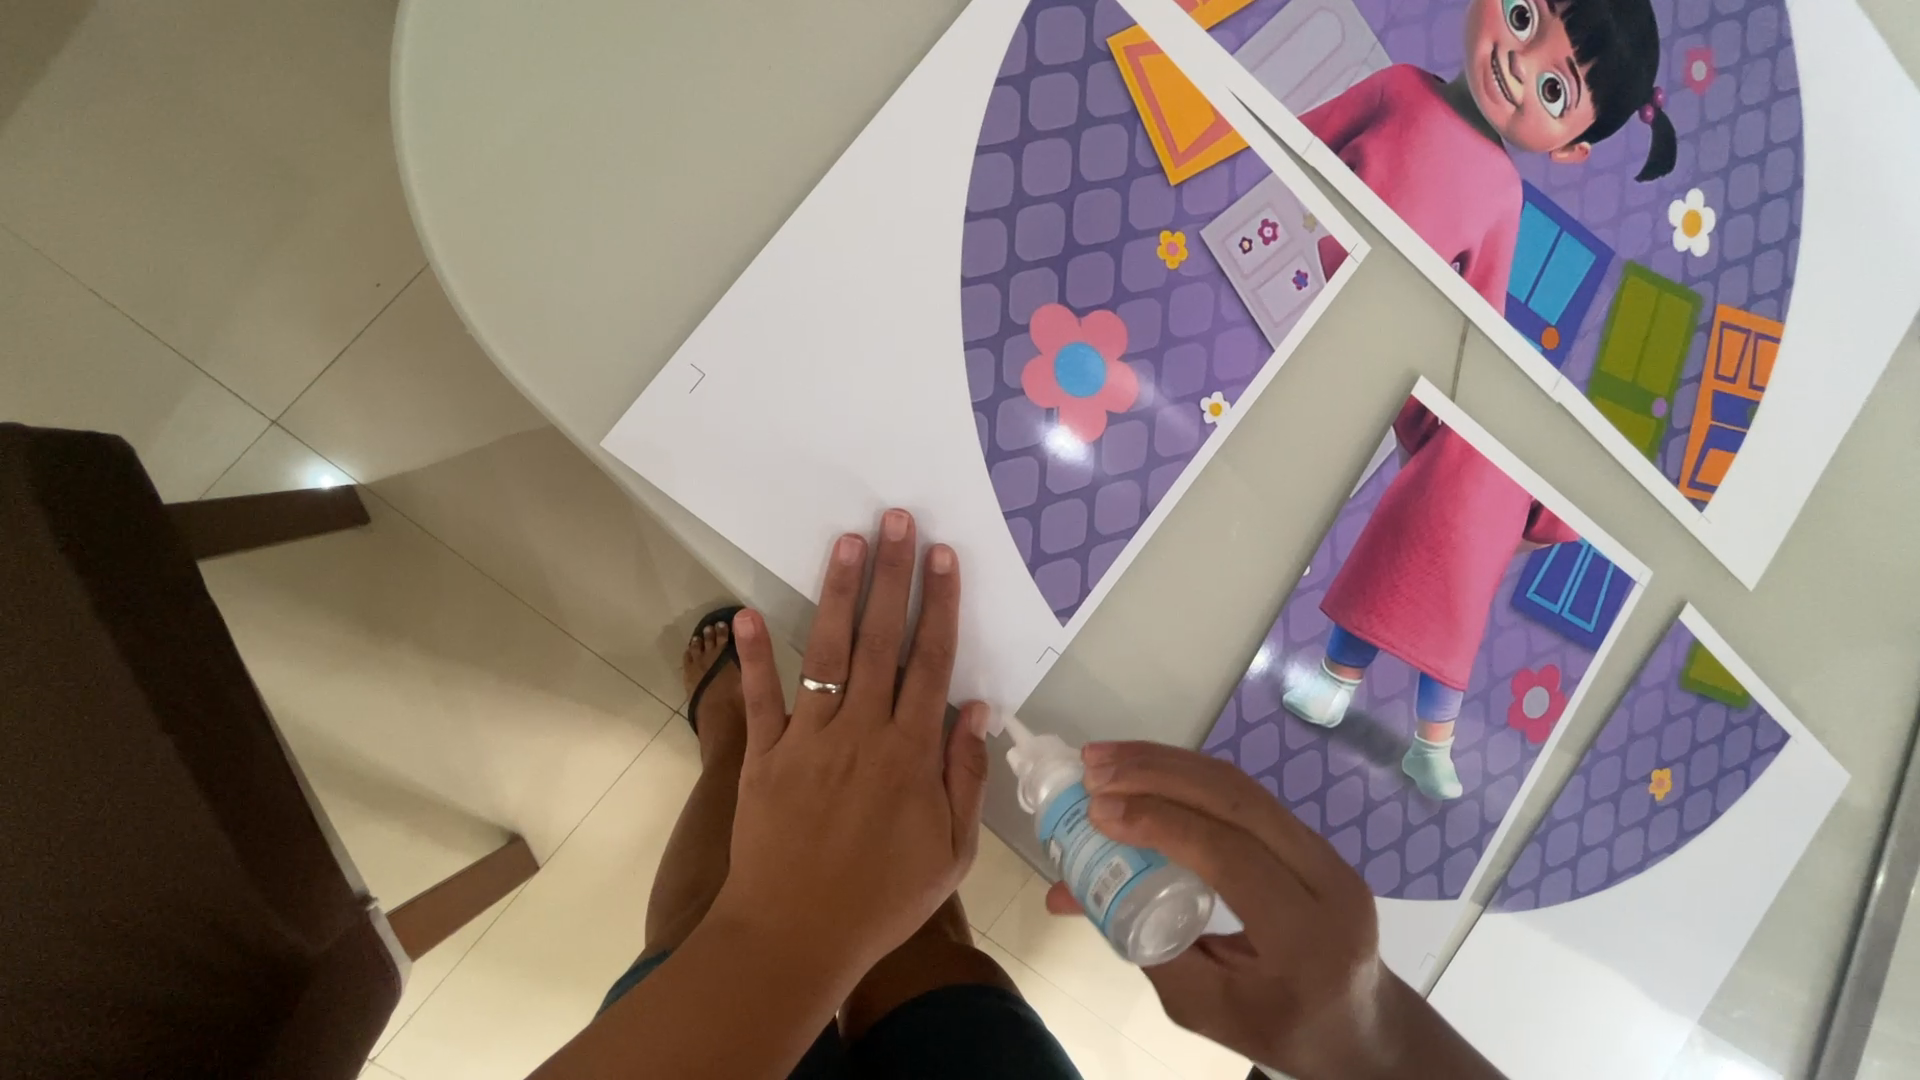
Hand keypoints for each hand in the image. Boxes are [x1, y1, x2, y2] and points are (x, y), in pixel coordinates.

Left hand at [715, 509, 990, 978]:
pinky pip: (760, 699)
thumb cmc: (882, 898)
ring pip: (829, 654)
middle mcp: (862, 731)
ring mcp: (809, 739)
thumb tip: (976, 708)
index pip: (931, 662)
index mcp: (910, 753)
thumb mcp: (951, 851)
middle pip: (883, 640)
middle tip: (897, 521)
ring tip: (848, 543)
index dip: (940, 605)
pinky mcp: (763, 755)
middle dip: (893, 576)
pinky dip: (753, 657)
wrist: (795, 939)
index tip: (944, 558)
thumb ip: (965, 776)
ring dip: (840, 595)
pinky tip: (747, 613)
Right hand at [1044, 742, 1501, 1079]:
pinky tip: (1142, 767)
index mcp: (1307, 938)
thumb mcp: (1206, 1007)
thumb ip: (1139, 943)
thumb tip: (1064, 891)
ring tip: (1104, 757)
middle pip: (1236, 800)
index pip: (1231, 857)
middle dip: (1156, 774)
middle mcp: (1327, 880)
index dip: (1162, 823)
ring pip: (1238, 783)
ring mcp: (1323, 849)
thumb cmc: (1280, 1027)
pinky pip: (1241, 790)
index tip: (1099, 810)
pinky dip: (1184, 771)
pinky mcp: (1307, 834)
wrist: (1363, 1026)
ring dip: (1165, 762)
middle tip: (1092, 769)